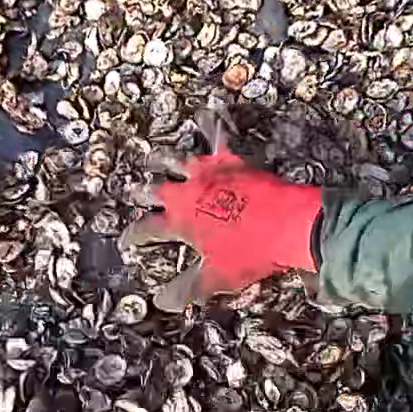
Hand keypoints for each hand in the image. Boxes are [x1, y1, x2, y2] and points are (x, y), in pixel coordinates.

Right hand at [120, 112, 322, 310]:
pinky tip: (207, 109)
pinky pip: (217, 133)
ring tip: (153, 156)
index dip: (134, 235)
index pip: (147, 228)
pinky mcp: (229, 158)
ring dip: (161, 158)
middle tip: (133, 191)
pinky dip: (211, 120)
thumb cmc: (250, 252)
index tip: (126, 240)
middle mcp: (185, 192)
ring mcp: (206, 171)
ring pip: (175, 159)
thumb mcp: (216, 277)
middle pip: (155, 189)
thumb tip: (160, 303)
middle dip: (141, 192)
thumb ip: (186, 289)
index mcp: (179, 221)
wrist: (285, 223)